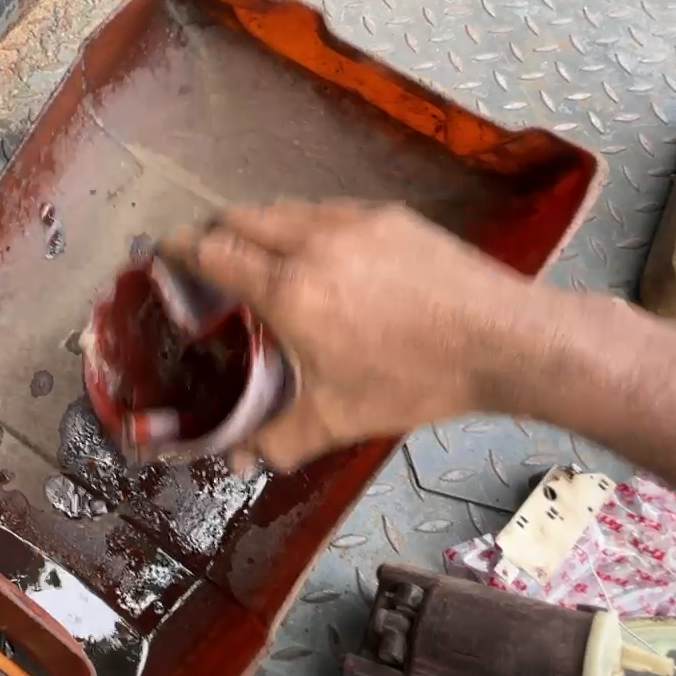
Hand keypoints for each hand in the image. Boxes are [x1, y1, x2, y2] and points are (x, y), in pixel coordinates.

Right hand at [163, 200, 550, 470]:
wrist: (510, 341)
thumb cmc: (414, 380)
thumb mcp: (339, 418)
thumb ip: (278, 440)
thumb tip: (239, 466)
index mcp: (289, 290)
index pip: (215, 252)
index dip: (182, 248)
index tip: (166, 251)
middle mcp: (311, 244)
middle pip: (241, 216)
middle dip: (215, 230)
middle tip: (209, 256)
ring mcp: (351, 222)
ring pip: (283, 209)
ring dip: (259, 226)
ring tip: (262, 254)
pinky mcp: (387, 215)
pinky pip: (324, 210)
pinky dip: (303, 224)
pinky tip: (320, 253)